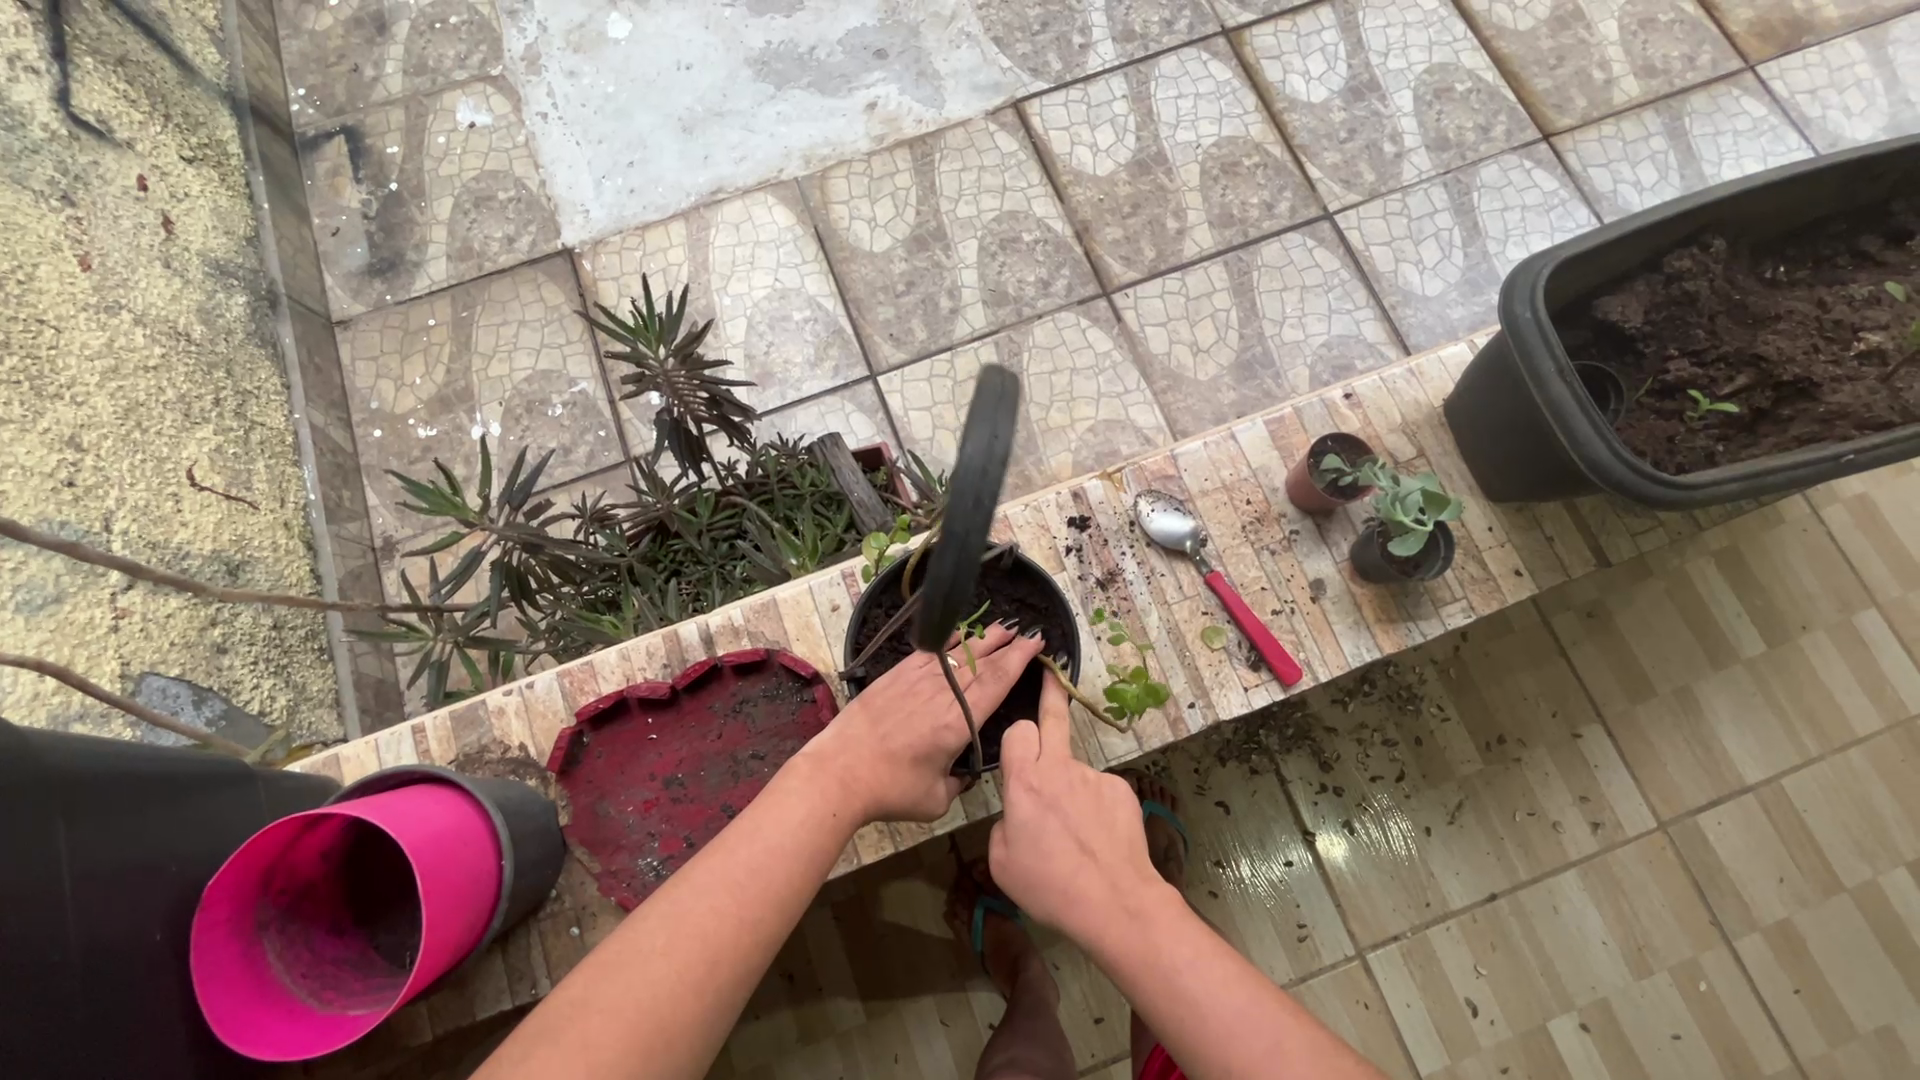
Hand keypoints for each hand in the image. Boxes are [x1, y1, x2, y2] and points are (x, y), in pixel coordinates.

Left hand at [802, 621, 1043, 823]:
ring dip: (984, 640)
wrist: (839, 771)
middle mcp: (942, 693)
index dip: (1020, 660)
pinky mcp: (896, 676)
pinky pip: (930, 652)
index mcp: (959, 721)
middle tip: (1029, 632)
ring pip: (958, 653)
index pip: (997, 681)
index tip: (1037, 643)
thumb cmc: (890, 790)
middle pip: (983, 662)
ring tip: (1003, 628)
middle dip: (1009, 646)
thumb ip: (956, 784)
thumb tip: (960, 774)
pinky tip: (960, 635)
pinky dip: (949, 642)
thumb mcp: (935, 799)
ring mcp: (917, 680)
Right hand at [988, 674, 1169, 944]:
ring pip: (1075, 771)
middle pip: (1053, 716)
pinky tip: (1098, 841)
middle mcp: (1061, 768)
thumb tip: (1017, 815)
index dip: (1015, 737)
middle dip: (1050, 690)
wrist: (1115, 903)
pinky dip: (1096, 809)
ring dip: (1071, 791)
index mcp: (1026, 782)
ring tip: (1076, 838)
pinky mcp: (1122, 791)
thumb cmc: (1050, 885)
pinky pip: (1100, 792)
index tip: (1016, 746)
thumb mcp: (1002, 861)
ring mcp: (1096, 776)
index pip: (1017, 731)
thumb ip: (1004, 824)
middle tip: (1049, 672)